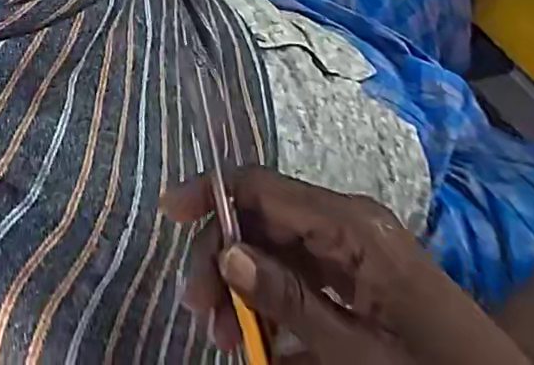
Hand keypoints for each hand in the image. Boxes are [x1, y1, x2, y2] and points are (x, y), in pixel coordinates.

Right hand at [163, 166, 526, 364]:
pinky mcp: (364, 272)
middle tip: (201, 311)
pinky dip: (275, 299)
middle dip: (223, 257)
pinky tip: (263, 338)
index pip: (260, 186)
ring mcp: (357, 246)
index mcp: (352, 225)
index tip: (169, 214)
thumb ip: (291, 302)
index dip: (210, 193)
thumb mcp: (361, 354)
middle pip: (262, 217)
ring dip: (245, 283)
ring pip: (277, 246)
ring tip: (228, 335)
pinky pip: (303, 272)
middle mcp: (349, 221)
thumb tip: (226, 254)